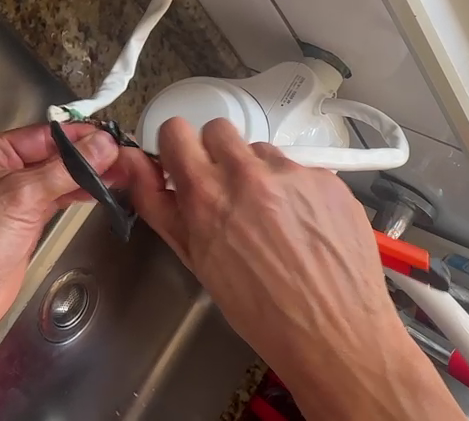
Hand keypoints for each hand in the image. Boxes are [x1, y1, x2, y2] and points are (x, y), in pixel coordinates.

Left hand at [0, 122, 121, 343]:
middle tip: (124, 157)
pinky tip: (100, 192)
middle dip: (87, 156)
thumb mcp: (22, 196)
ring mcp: (15, 196)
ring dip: (87, 176)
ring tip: (122, 172)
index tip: (112, 137)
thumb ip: (64, 170)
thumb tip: (103, 144)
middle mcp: (3, 169)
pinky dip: (78, 195)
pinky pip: (56, 199)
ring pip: (57, 178)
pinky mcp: (25, 221)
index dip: (79, 136)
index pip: (44, 134)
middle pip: (53, 155)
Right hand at [121, 117, 456, 419]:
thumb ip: (155, 202)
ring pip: (260, 149)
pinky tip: (303, 226)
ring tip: (272, 217)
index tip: (185, 166)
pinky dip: (296, 190)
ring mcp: (291, 174)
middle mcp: (246, 174)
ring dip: (258, 172)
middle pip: (217, 129)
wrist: (337, 338)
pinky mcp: (327, 180)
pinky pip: (300, 169)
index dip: (177, 148)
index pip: (174, 129)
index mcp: (206, 192)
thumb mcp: (194, 258)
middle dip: (216, 154)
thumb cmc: (260, 310)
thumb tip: (131, 161)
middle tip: (228, 191)